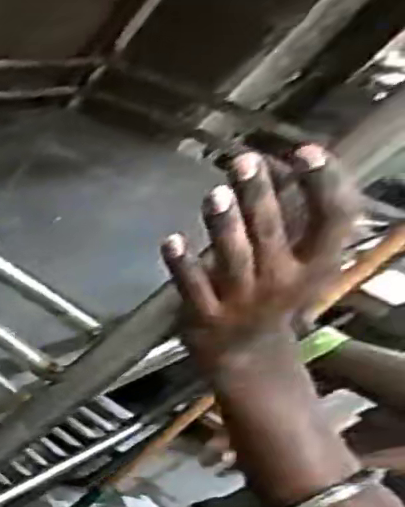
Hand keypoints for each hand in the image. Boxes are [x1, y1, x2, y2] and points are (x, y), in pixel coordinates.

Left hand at [160, 144, 358, 379]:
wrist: (249, 354)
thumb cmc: (277, 301)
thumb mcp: (305, 267)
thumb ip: (297, 231)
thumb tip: (284, 184)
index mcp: (320, 262)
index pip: (334, 213)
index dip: (324, 181)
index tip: (307, 152)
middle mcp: (284, 277)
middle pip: (273, 227)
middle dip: (260, 191)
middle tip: (243, 162)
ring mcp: (242, 296)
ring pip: (233, 252)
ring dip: (222, 221)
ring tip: (214, 192)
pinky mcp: (204, 312)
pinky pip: (190, 283)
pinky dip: (180, 262)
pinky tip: (171, 239)